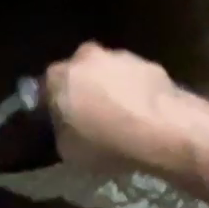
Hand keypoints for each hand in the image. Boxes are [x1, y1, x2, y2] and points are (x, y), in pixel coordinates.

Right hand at [43, 43, 188, 176]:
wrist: (162, 130)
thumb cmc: (106, 142)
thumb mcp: (68, 151)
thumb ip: (61, 131)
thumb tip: (66, 126)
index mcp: (59, 76)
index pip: (46, 87)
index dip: (53, 105)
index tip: (61, 121)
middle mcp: (86, 57)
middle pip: (79, 72)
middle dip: (83, 89)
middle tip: (91, 116)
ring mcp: (120, 56)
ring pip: (108, 72)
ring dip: (111, 88)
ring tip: (122, 118)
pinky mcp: (149, 63)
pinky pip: (135, 79)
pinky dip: (136, 91)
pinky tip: (144, 115)